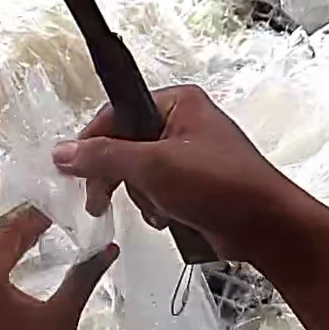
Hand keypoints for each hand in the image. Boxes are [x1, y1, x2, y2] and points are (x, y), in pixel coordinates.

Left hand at [0, 207, 117, 329]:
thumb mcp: (60, 319)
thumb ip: (82, 279)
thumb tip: (109, 248)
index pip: (9, 229)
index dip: (34, 214)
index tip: (59, 206)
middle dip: (24, 228)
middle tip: (55, 217)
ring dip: (11, 246)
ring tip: (40, 237)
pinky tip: (16, 268)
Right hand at [51, 84, 313, 263]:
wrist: (266, 226)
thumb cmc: (220, 186)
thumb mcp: (155, 166)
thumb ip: (105, 157)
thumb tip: (62, 153)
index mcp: (177, 103)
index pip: (117, 114)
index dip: (92, 144)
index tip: (73, 170)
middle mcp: (182, 124)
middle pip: (125, 146)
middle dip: (118, 177)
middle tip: (99, 203)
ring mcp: (189, 157)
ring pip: (140, 174)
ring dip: (142, 197)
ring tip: (158, 211)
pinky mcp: (194, 186)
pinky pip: (158, 192)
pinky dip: (157, 208)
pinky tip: (169, 219)